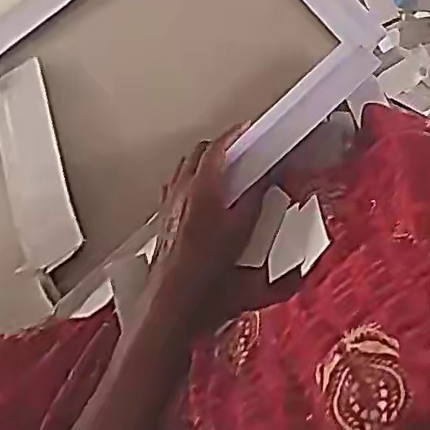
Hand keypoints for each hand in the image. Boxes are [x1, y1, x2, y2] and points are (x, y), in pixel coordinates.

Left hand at [147, 133, 263, 311]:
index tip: (244, 129)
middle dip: (217, 146)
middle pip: (196, 154)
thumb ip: (256, 198)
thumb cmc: (206, 267)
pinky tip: (197, 196)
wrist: (173, 300)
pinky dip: (187, 182)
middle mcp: (181, 192)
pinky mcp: (162, 222)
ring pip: (182, 169)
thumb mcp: (243, 229)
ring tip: (218, 168)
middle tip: (236, 149)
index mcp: (202, 187)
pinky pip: (173, 188)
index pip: (216, 148)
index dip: (232, 134)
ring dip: (200, 163)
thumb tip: (266, 180)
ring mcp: (168, 206)